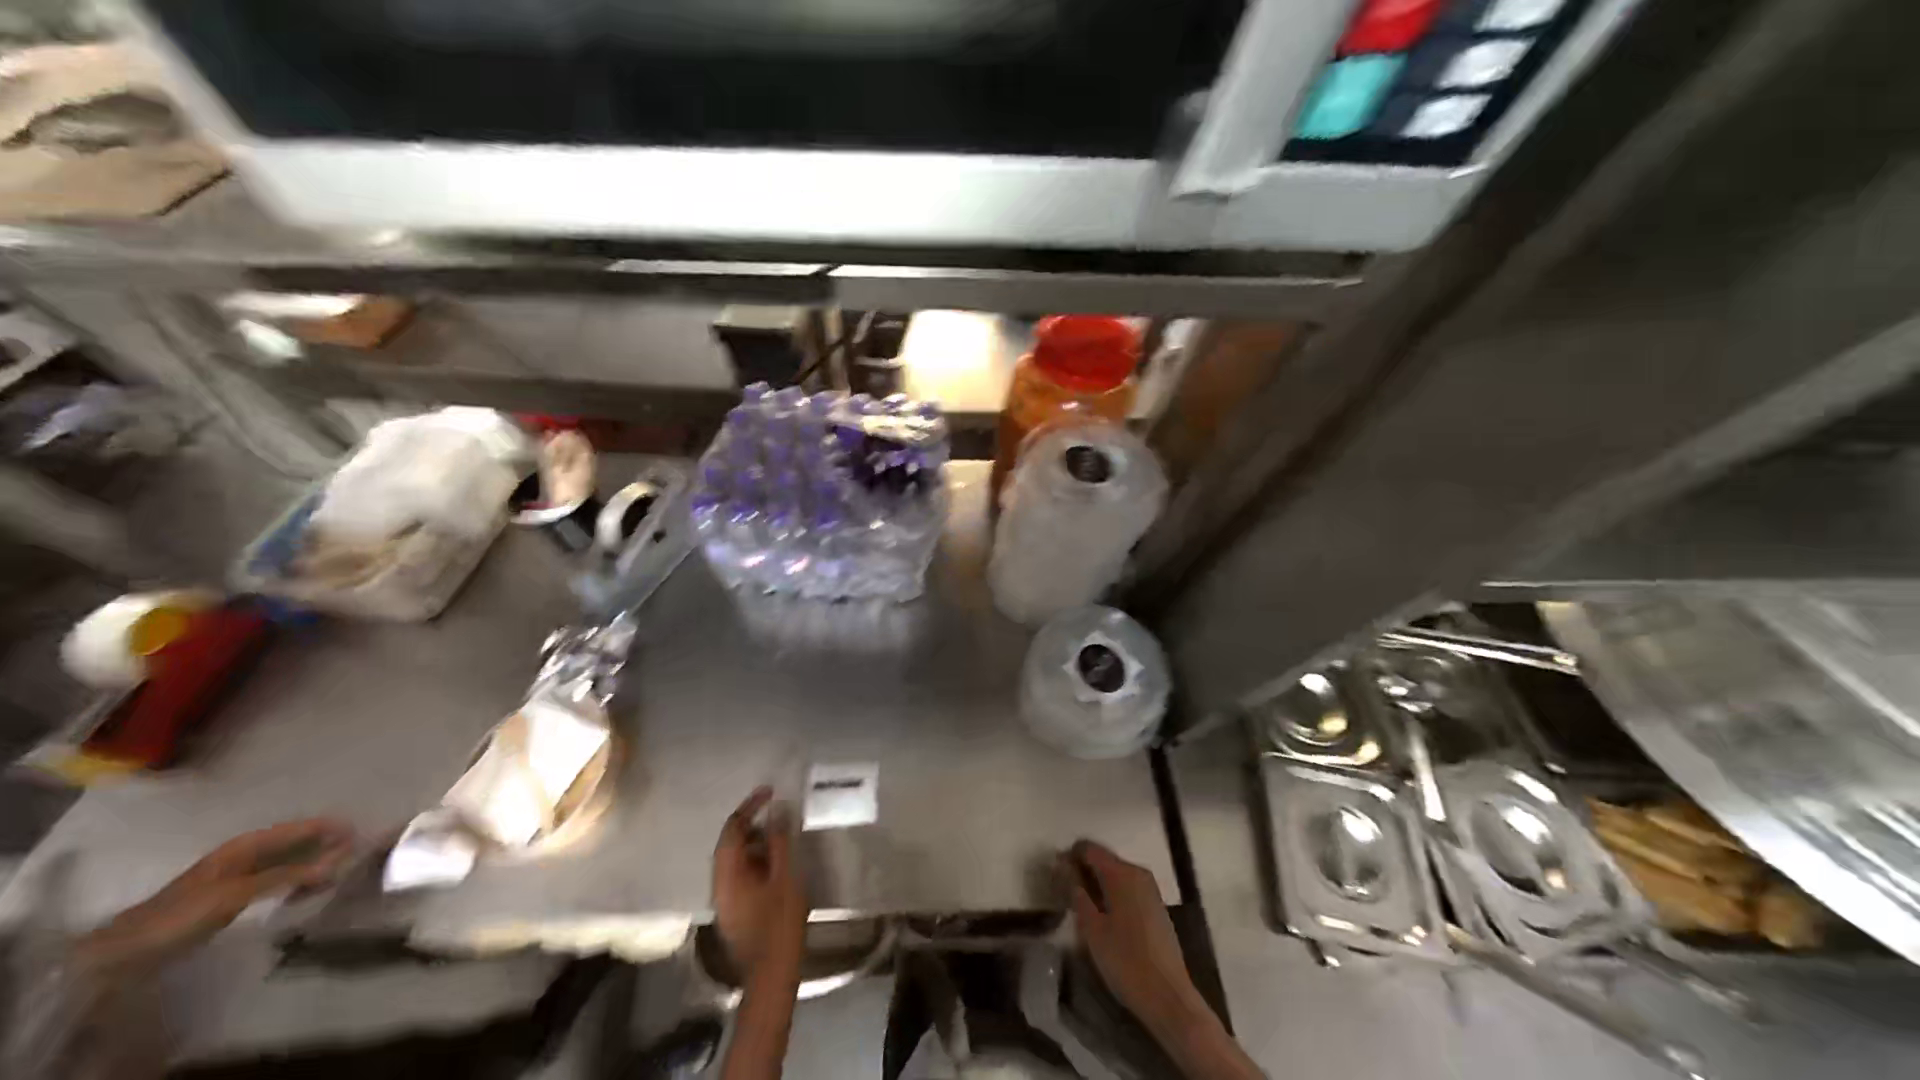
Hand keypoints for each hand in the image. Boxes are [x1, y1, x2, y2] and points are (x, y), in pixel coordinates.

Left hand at [82, 819, 354, 972]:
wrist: (125, 952)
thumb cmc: (181, 915)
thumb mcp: (236, 894)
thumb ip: (286, 877)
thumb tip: (337, 862)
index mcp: (247, 845)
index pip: (300, 828)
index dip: (331, 827)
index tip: (364, 831)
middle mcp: (248, 854)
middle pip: (298, 843)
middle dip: (328, 845)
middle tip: (361, 853)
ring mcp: (242, 876)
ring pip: (291, 862)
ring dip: (317, 865)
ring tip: (342, 873)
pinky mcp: (239, 896)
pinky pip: (281, 881)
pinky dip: (300, 882)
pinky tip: (313, 891)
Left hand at [713, 787, 805, 978]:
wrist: (771, 975)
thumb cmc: (779, 923)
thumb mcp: (785, 877)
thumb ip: (779, 842)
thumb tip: (777, 809)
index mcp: (728, 873)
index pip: (732, 829)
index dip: (749, 806)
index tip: (770, 790)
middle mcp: (719, 883)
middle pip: (730, 843)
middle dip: (752, 822)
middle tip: (777, 810)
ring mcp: (725, 899)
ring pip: (736, 859)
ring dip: (756, 841)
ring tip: (781, 832)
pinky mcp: (735, 909)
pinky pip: (741, 873)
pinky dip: (757, 859)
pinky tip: (776, 861)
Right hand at [1065, 840, 1208, 1036]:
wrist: (1168, 997)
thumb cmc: (1125, 961)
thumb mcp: (1091, 927)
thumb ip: (1075, 891)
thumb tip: (1061, 864)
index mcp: (1121, 873)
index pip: (1089, 848)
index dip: (1069, 857)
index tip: (1055, 876)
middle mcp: (1138, 873)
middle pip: (1104, 860)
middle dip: (1082, 871)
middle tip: (1064, 894)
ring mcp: (1150, 890)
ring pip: (1116, 875)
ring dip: (1097, 884)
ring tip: (1081, 908)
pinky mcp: (1156, 907)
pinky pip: (1128, 889)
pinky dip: (1112, 895)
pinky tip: (1104, 918)